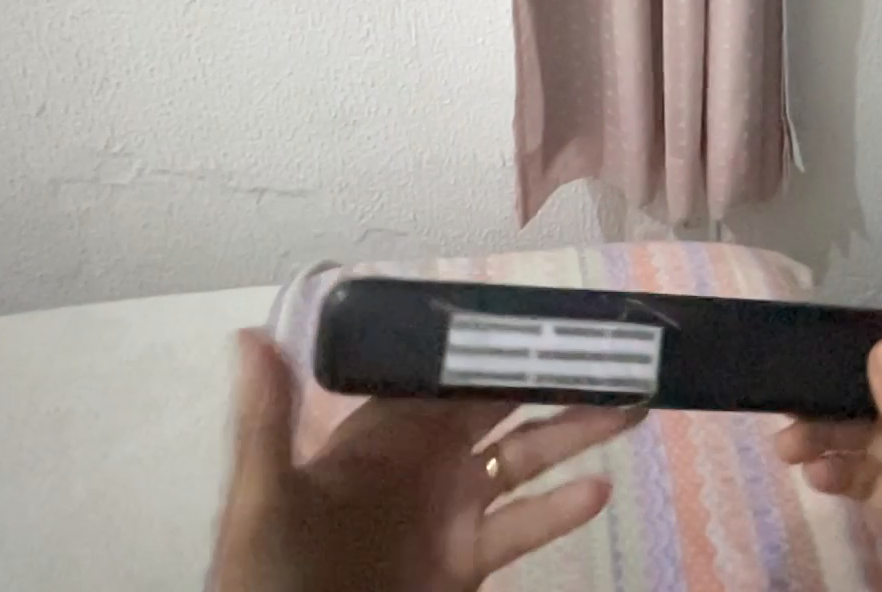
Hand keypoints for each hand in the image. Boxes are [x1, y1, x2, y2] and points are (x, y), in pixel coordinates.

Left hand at [210, 330, 643, 591]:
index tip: (551, 316)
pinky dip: (563, 510)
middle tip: (616, 354)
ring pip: (531, 456)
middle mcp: (432, 455)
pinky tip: (600, 489)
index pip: (457, 370)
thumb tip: (248, 332)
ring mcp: (456, 508)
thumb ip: (266, 418)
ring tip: (632, 408)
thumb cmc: (271, 576)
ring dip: (581, 432)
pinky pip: (525, 527)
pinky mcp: (470, 560)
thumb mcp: (261, 499)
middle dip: (560, 378)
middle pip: (509, 404)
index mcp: (390, 427)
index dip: (503, 343)